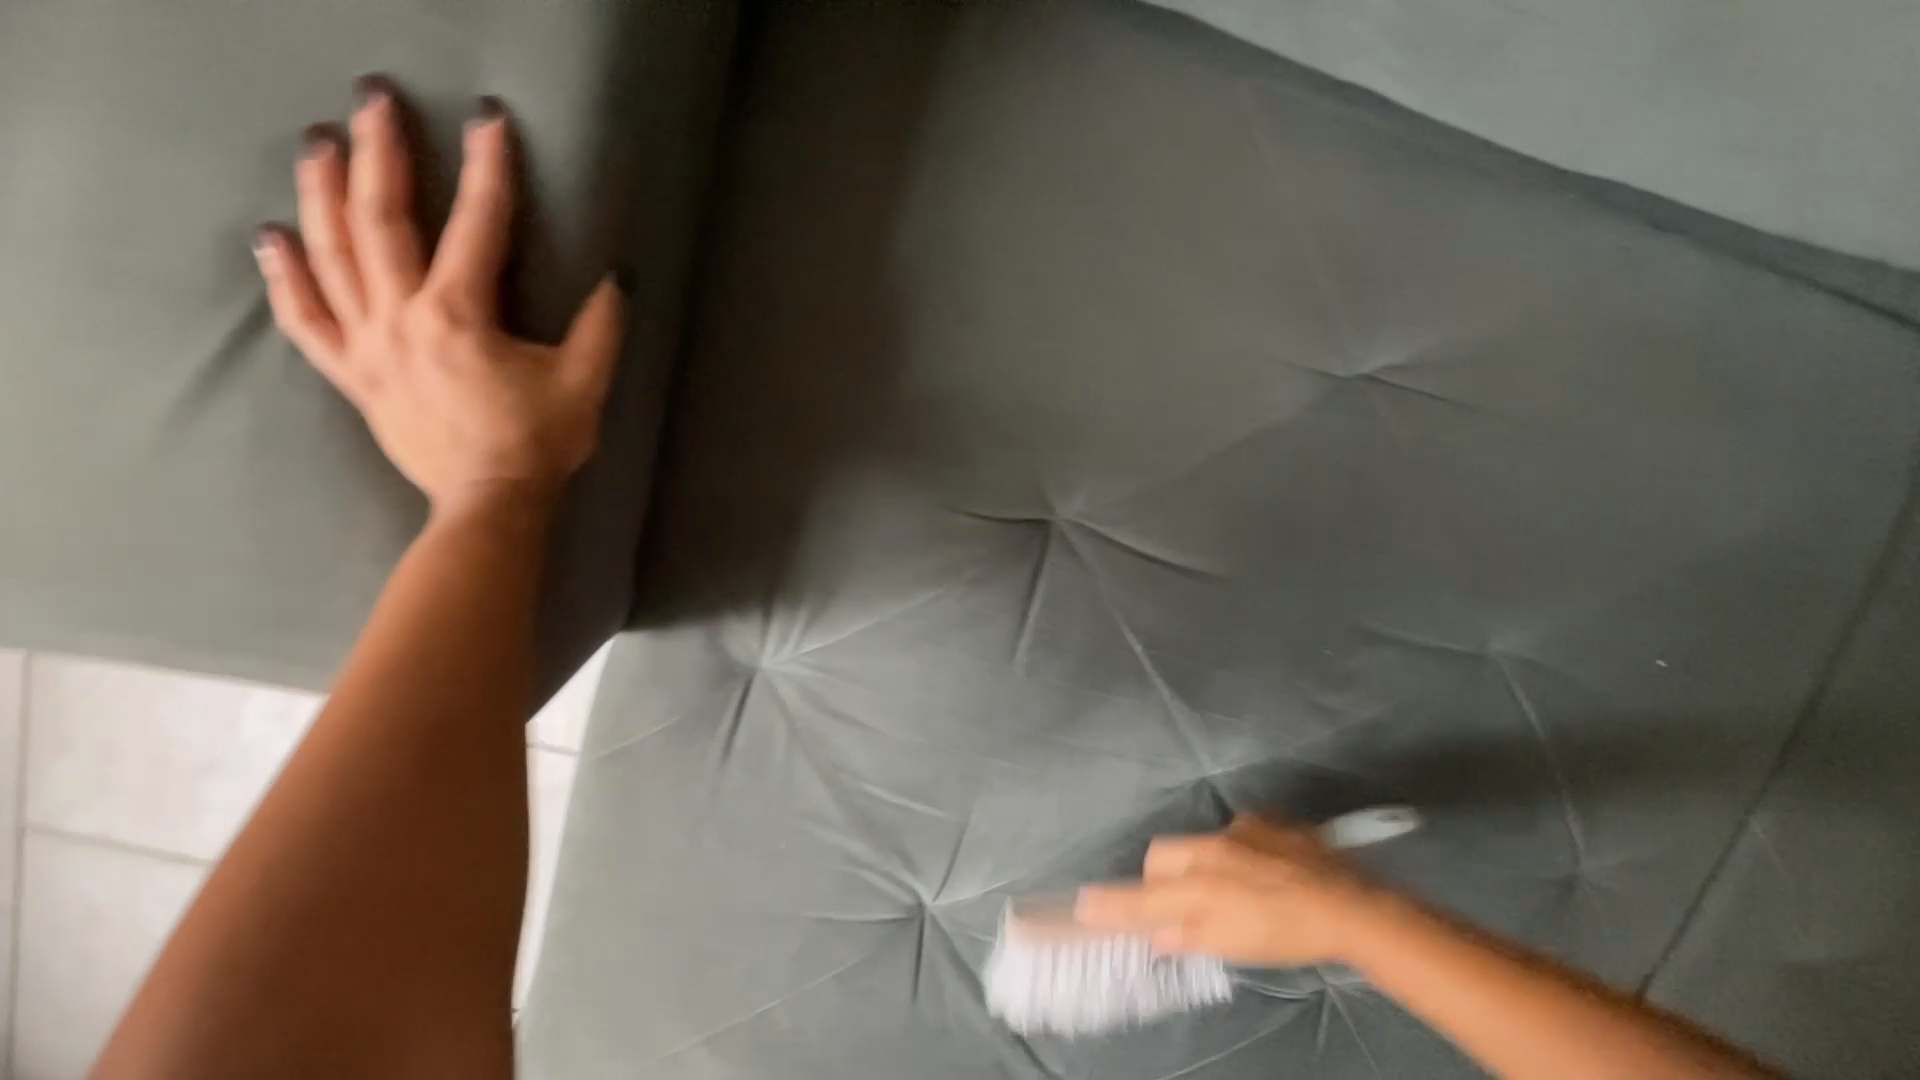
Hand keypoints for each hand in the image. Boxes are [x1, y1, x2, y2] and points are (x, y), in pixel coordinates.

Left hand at [252, 77, 624, 510]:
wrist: (491, 504)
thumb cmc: (540, 443)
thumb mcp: (586, 382)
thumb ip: (601, 326)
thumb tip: (618, 277)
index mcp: (460, 316)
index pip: (477, 226)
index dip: (487, 169)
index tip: (486, 120)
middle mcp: (402, 318)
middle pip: (381, 222)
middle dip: (379, 154)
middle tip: (373, 101)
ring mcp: (369, 347)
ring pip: (332, 257)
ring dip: (322, 195)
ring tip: (318, 145)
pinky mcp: (354, 376)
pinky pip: (306, 320)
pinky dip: (284, 278)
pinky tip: (273, 239)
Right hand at [1074, 816, 1386, 966]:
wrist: (1350, 905)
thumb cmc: (1287, 934)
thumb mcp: (1236, 946)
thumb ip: (1190, 935)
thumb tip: (1159, 934)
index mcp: (1201, 884)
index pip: (1144, 895)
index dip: (1113, 903)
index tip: (1083, 904)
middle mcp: (1211, 849)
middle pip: (1162, 854)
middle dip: (1160, 875)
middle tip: (1180, 902)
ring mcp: (1240, 830)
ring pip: (1200, 843)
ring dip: (1203, 864)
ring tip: (1237, 888)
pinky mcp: (1267, 820)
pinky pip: (1237, 832)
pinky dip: (1239, 850)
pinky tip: (1265, 870)